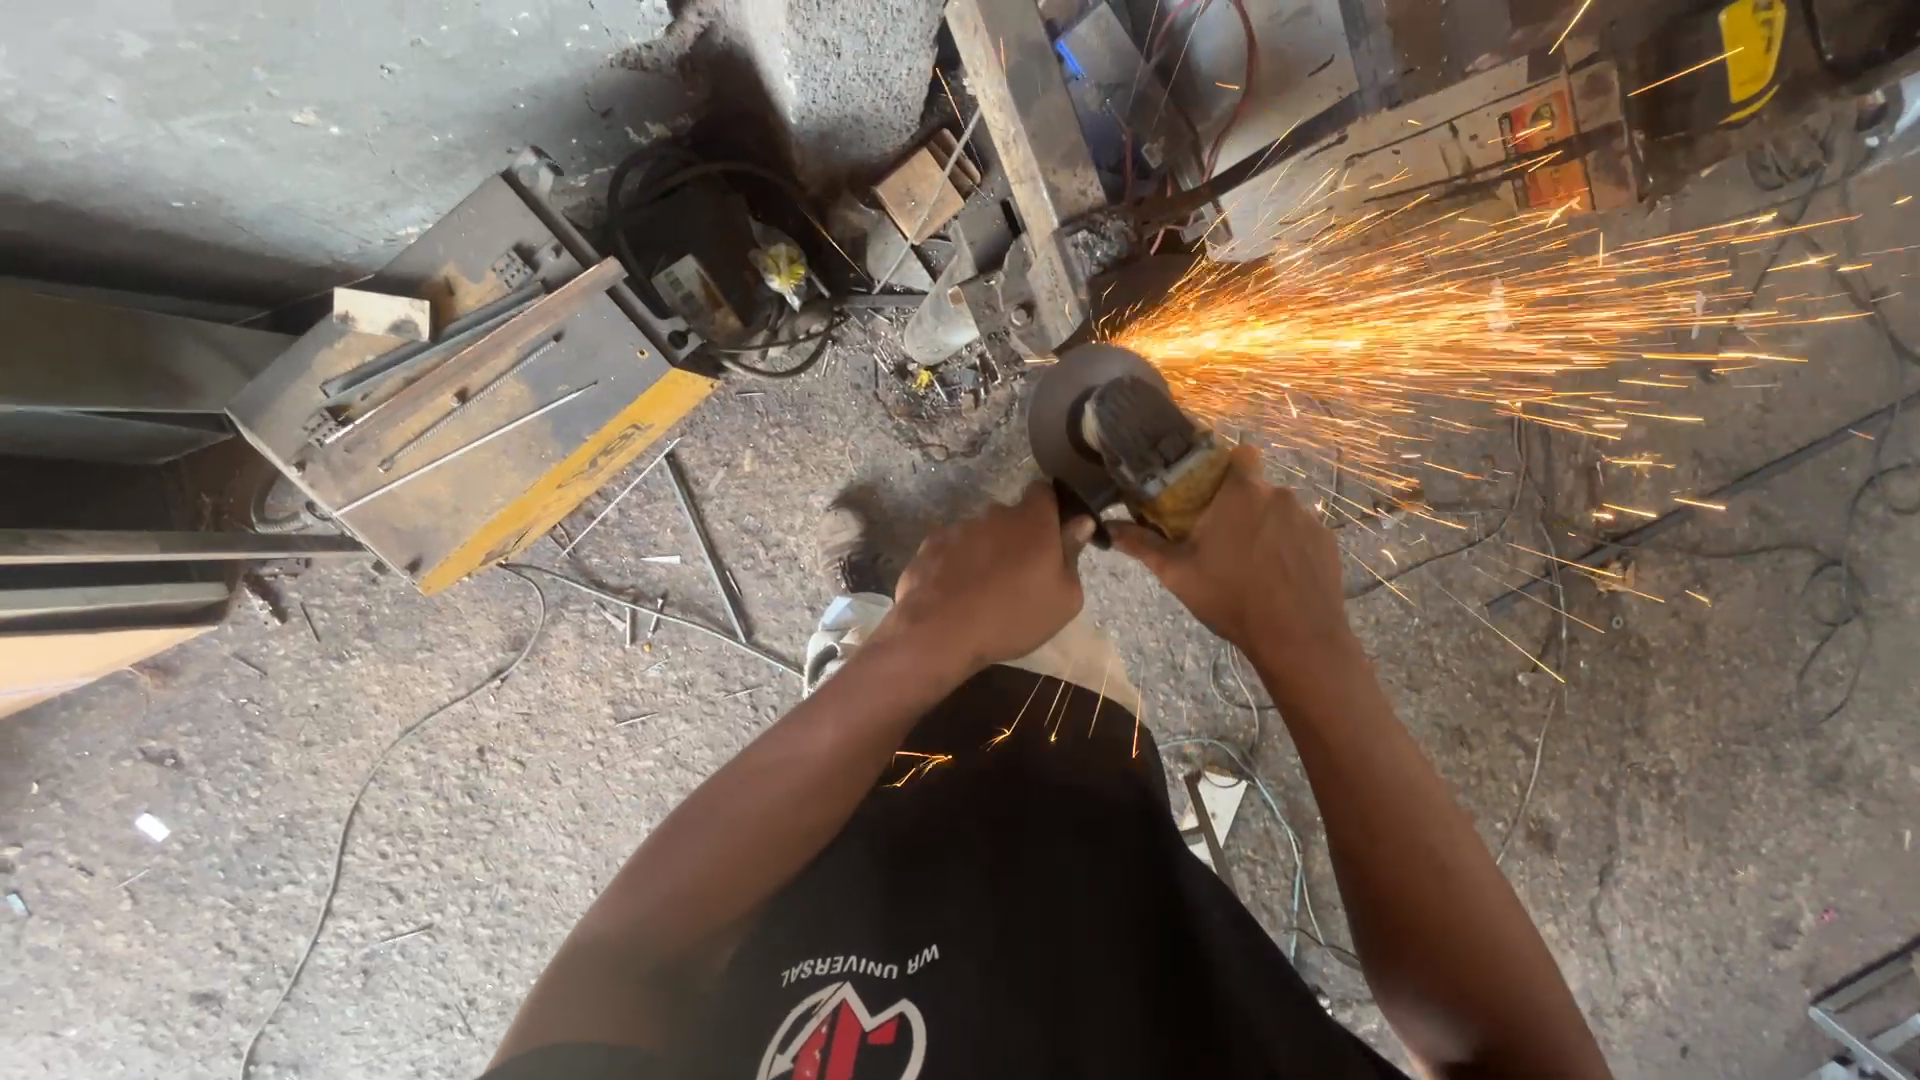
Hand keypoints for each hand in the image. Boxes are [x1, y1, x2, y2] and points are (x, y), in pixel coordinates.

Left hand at [879, 482, 1095, 677]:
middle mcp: (995, 515)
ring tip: (981, 590)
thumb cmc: (1013, 617)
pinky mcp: (930, 545)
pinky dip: (956, 564)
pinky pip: (952, 548)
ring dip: (985, 552)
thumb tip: (1079, 523)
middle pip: (1011, 517)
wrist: (941, 633)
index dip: (1049, 509)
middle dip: (1016, 537)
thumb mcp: (1064, 599)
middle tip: (1018, 575)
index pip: (1044, 491)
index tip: (1051, 535)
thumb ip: (1072, 554)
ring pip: (980, 533)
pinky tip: (955, 593)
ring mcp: (958, 528)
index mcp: (1033, 522)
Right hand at [1109, 443, 1352, 664]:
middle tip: (1223, 540)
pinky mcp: (1327, 543)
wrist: (1296, 637)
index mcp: (1241, 493)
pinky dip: (1289, 548)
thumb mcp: (1177, 572)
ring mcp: (1308, 519)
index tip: (1213, 492)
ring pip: (1280, 512)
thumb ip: (1142, 544)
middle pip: (1256, 488)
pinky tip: (1279, 578)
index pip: (1240, 454)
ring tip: (1252, 565)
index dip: (1228, 467)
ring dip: (1266, 528)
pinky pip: (1301, 534)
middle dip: (1241, 507)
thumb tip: (1106, 527)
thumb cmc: (1230, 597)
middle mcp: (1279, 495)